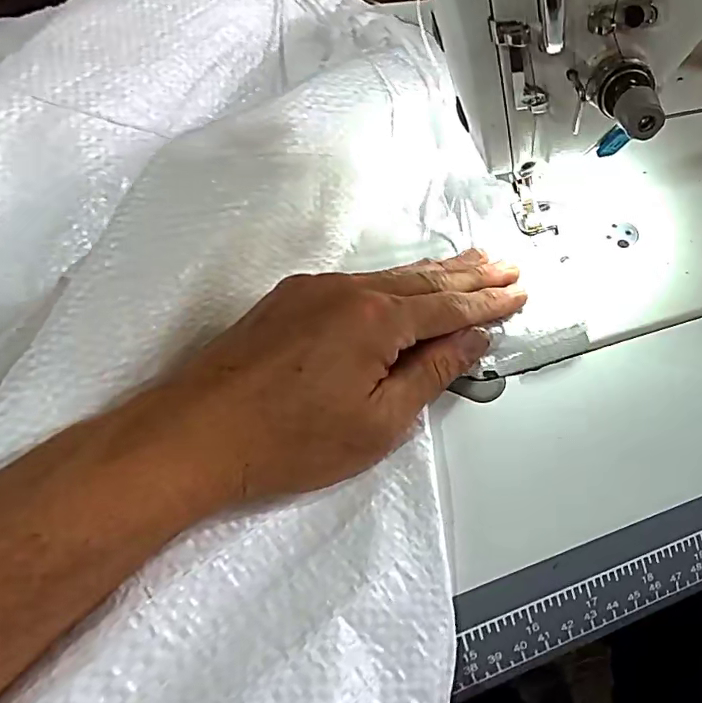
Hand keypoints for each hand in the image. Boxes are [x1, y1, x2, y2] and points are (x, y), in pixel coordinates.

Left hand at [127, 249, 525, 504]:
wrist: (183, 442)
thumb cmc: (284, 441)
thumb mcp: (381, 420)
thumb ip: (433, 372)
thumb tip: (471, 340)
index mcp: (376, 320)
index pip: (452, 306)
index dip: (490, 302)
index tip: (518, 294)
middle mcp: (347, 292)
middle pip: (429, 279)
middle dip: (473, 274)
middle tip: (507, 266)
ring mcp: (314, 291)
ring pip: (395, 275)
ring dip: (440, 270)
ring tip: (473, 260)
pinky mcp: (290, 300)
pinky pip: (363, 280)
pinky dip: (400, 279)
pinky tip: (412, 280)